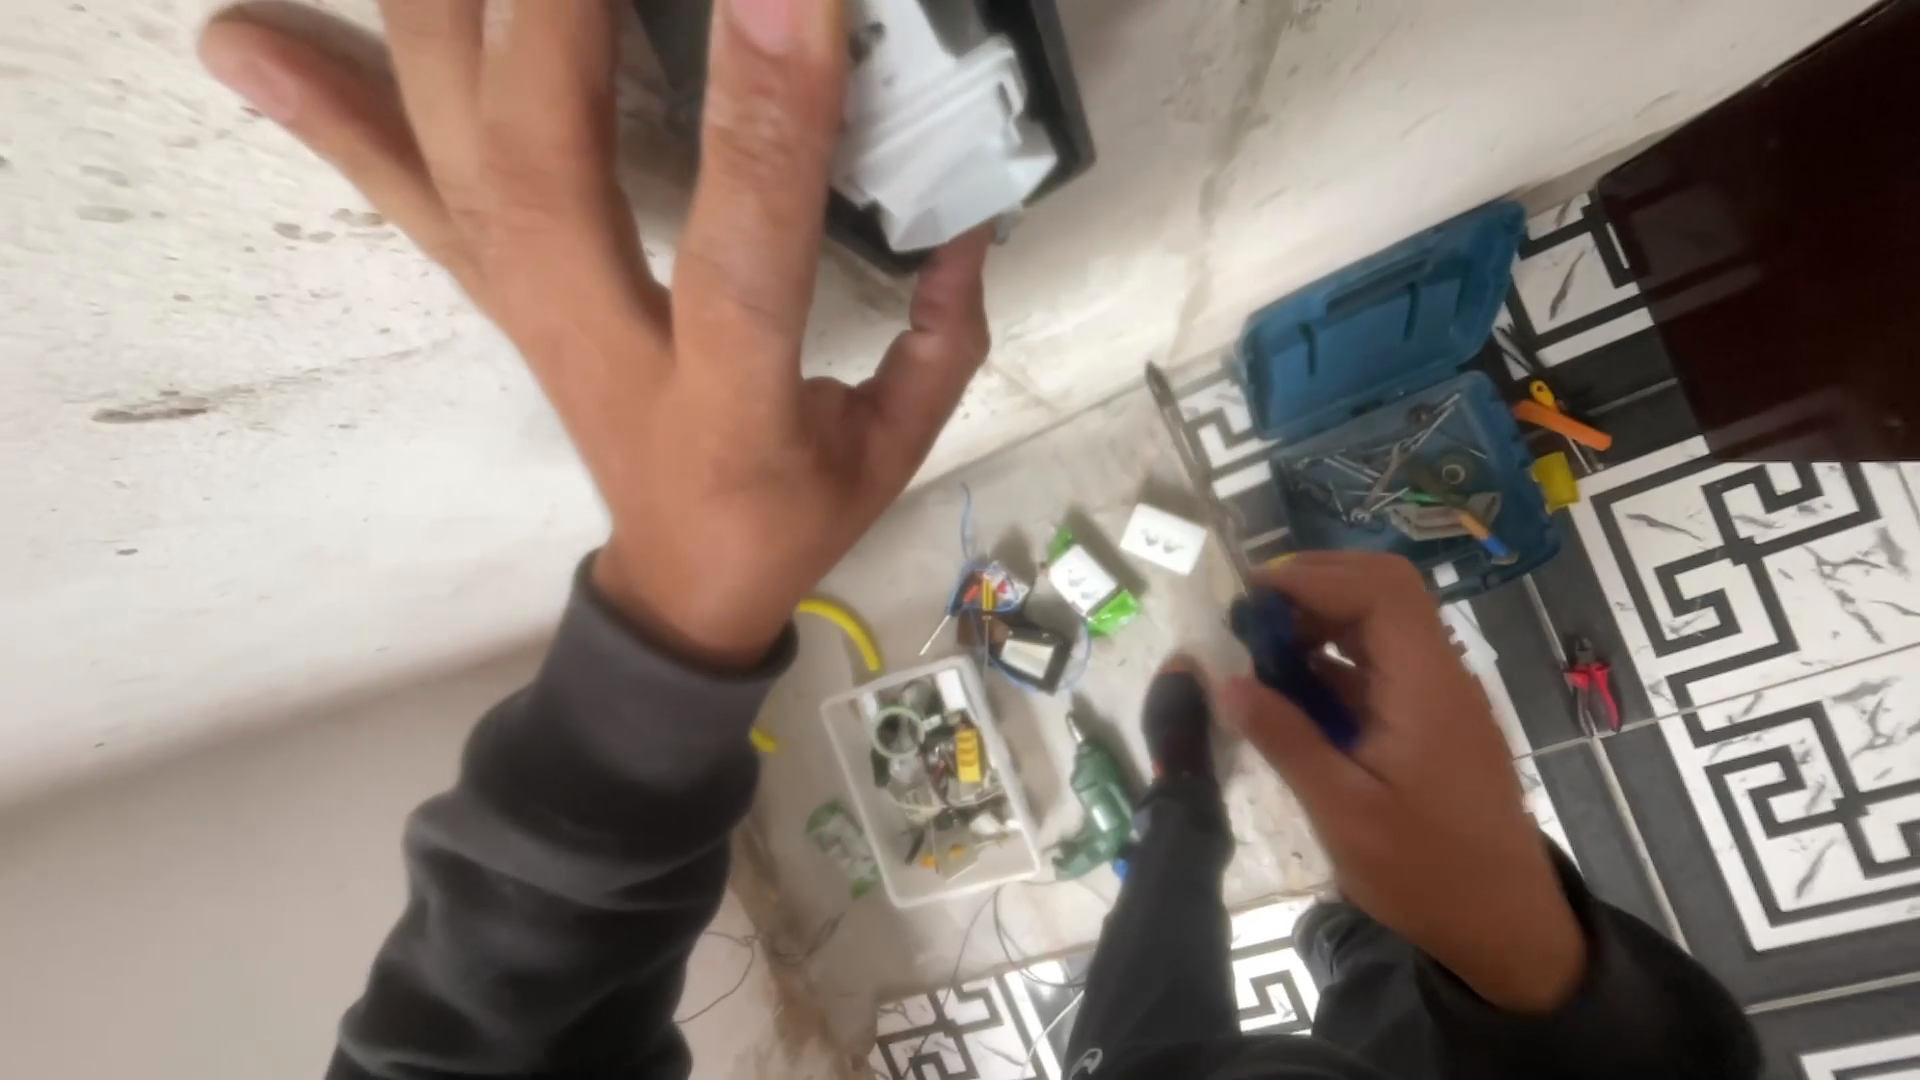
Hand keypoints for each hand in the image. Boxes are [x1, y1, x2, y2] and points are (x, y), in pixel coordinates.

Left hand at [197, 1, 993, 668]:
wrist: (684, 582)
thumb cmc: (792, 521)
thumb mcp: (892, 452)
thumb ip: (940, 344)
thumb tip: (967, 226)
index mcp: (730, 410)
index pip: (742, 253)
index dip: (767, 118)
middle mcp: (606, 351)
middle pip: (544, 163)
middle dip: (557, 0)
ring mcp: (536, 322)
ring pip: (457, 154)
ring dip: (439, 8)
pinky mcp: (504, 311)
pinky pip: (408, 206)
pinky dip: (329, 115)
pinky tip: (245, 37)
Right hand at [1221, 553, 1586, 1012]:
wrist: (1502, 930)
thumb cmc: (1426, 873)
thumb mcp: (1342, 811)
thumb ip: (1284, 739)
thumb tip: (1224, 682)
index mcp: (1427, 688)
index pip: (1380, 592)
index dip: (1313, 578)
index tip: (1249, 597)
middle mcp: (1437, 676)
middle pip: (1383, 590)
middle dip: (1313, 585)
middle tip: (1250, 611)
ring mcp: (1432, 695)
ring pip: (1376, 621)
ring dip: (1316, 618)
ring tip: (1258, 646)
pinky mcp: (1423, 717)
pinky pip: (1372, 661)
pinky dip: (1326, 656)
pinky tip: (1287, 685)